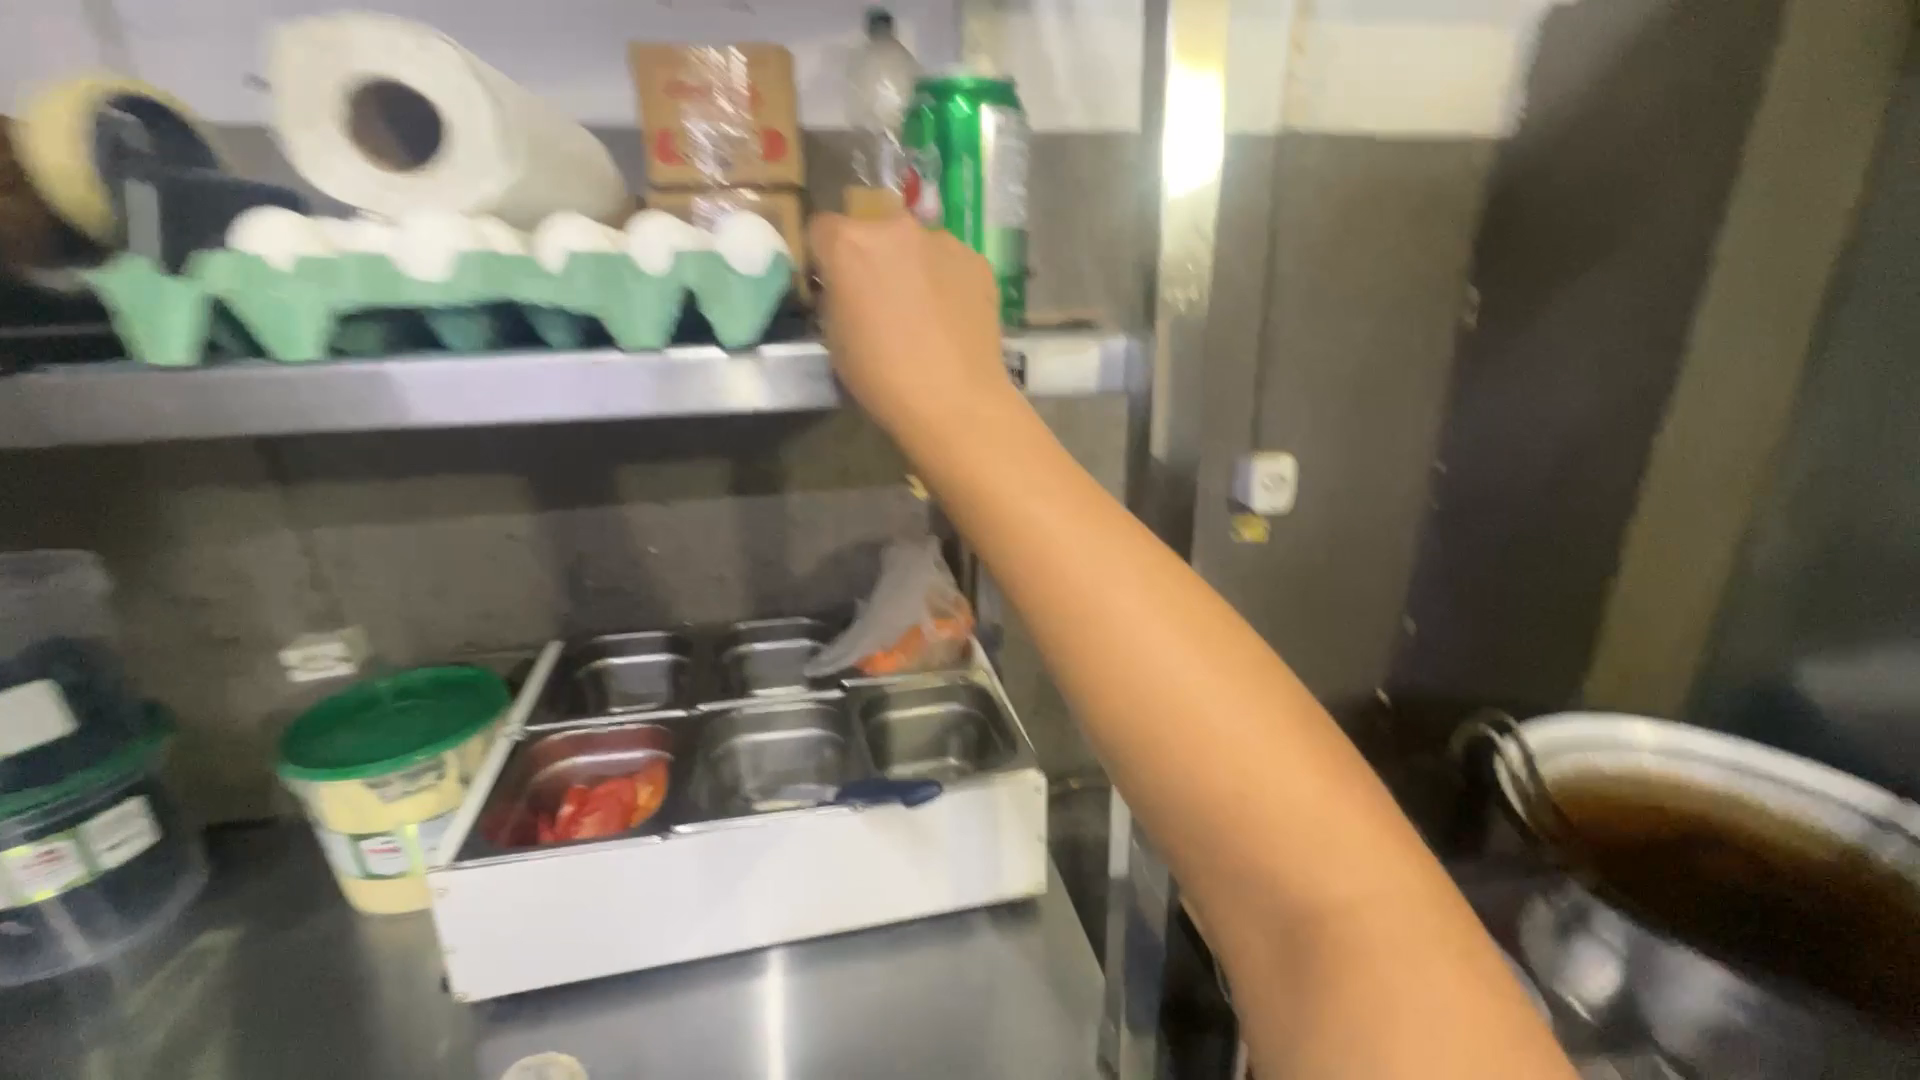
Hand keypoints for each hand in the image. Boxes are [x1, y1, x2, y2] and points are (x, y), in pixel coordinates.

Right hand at [809, 213, 1009, 438]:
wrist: (954, 400)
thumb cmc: (882, 376)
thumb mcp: (835, 338)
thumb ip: (836, 296)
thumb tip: (847, 288)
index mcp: (849, 243)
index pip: (822, 229)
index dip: (825, 257)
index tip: (834, 284)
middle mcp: (896, 228)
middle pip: (874, 231)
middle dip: (872, 257)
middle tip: (881, 299)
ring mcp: (943, 241)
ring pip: (917, 246)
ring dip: (914, 267)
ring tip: (924, 313)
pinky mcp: (978, 261)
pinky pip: (952, 263)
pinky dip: (948, 282)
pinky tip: (952, 319)